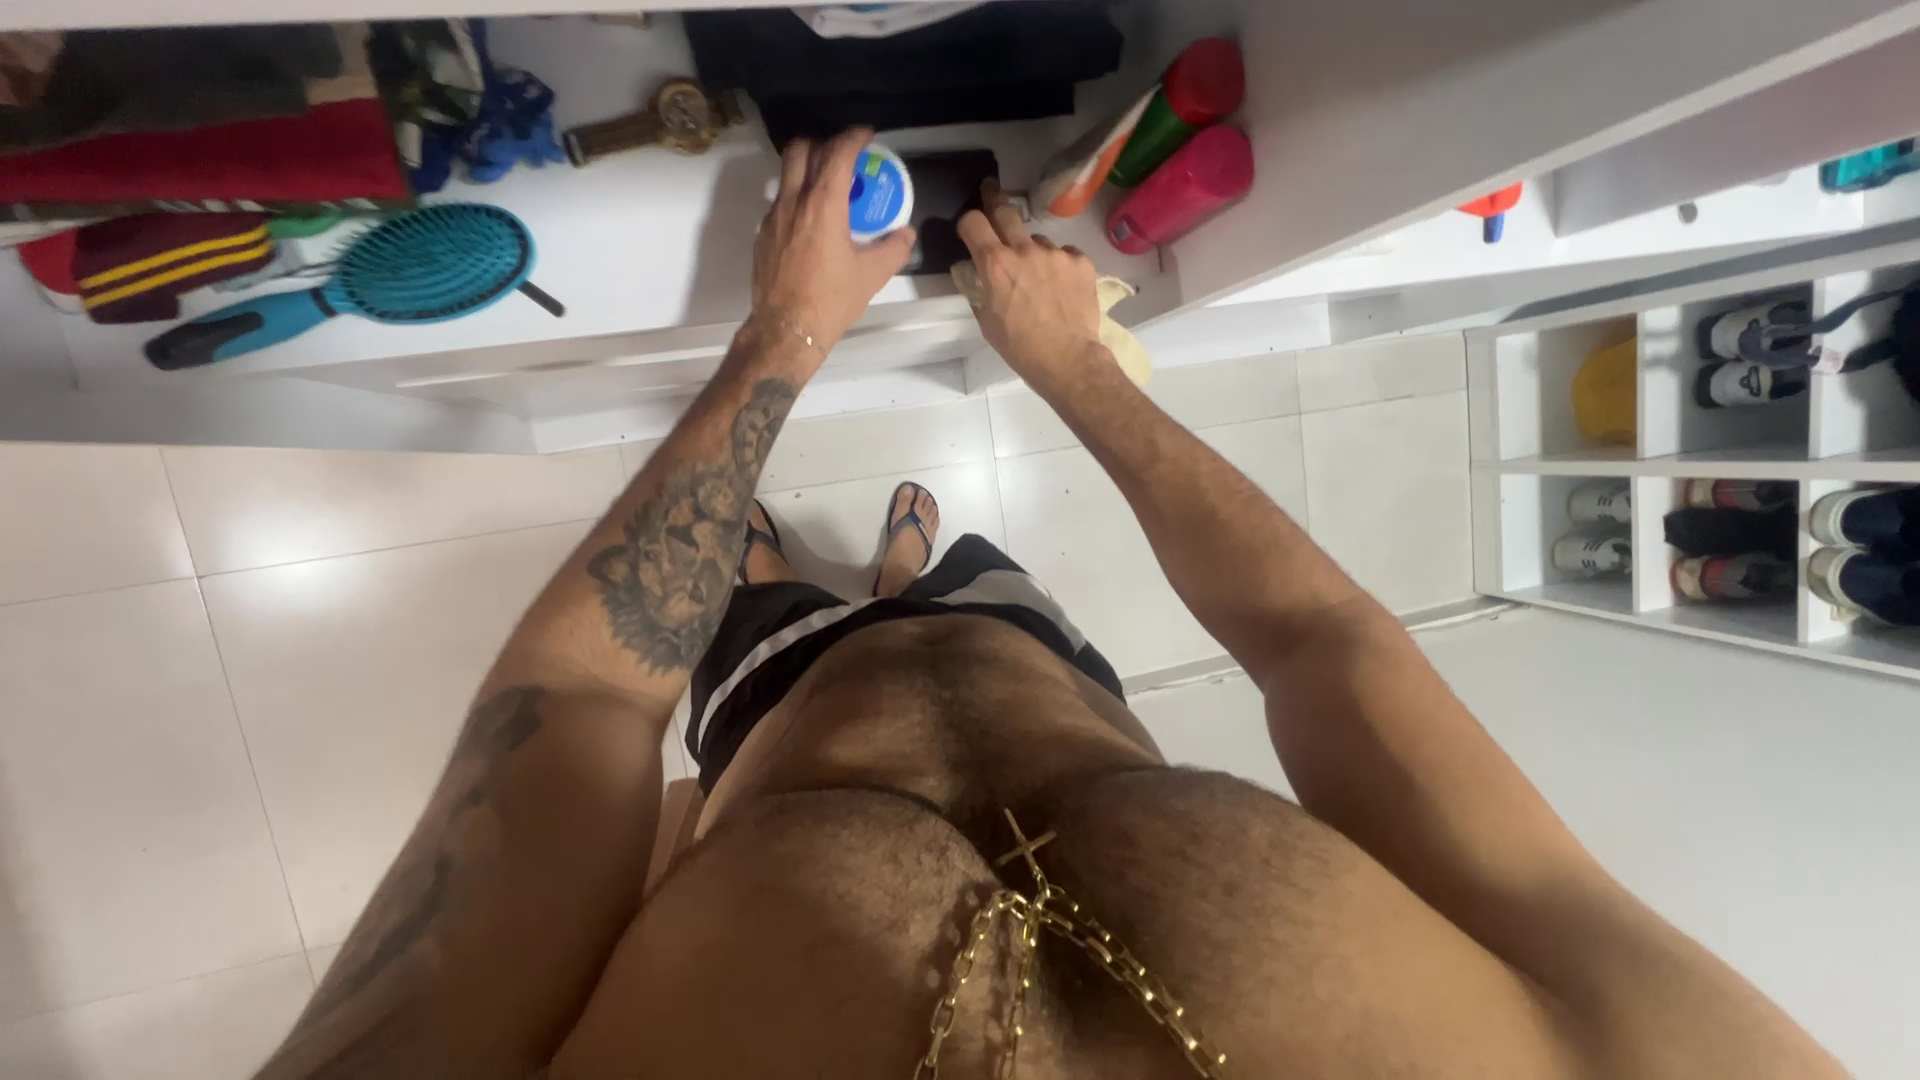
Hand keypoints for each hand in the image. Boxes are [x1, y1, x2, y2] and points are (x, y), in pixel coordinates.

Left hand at [751, 128, 915, 363]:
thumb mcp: (872, 276)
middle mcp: (794, 202)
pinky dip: (796, 200)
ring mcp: (773, 218)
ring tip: (825, 189)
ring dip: (805, 170)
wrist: (787, 330)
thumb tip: (905, 234)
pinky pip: (779, 204)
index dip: (854, 137)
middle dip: (822, 144)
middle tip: (841, 159)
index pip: (837, 152)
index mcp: (823, 204)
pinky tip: (810, 225)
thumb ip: (893, 249)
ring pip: (785, 175)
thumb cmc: (831, 301)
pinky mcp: (763, 237)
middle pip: (801, 150)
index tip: (866, 136)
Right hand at [956, 179, 1105, 392]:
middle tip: (991, 189)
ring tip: (1039, 279)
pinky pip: (1065, 255)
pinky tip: (1061, 287)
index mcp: (995, 265)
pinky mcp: (1081, 262)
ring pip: (1037, 241)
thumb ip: (979, 290)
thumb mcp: (987, 322)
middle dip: (994, 198)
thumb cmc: (1020, 347)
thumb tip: (975, 274)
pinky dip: (1059, 265)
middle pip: (1005, 211)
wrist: (1067, 359)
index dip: (968, 223)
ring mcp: (1056, 254)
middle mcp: (1024, 250)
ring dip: (1032, 252)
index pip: (973, 223)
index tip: (970, 227)